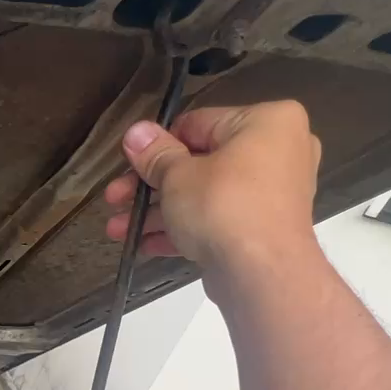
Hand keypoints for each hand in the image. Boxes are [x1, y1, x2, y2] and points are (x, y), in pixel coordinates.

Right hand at [104, 101, 323, 281]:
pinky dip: (182, 227)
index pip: (197, 125)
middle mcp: (276, 148)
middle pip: (197, 162)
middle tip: (114, 201)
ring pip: (201, 194)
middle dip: (149, 187)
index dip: (155, 147)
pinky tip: (146, 243)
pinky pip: (216, 217)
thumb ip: (155, 154)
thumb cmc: (221, 207)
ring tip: (118, 230)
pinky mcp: (261, 222)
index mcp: (265, 121)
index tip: (125, 167)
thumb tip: (134, 131)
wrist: (260, 267)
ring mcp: (270, 188)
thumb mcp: (177, 176)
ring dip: (157, 212)